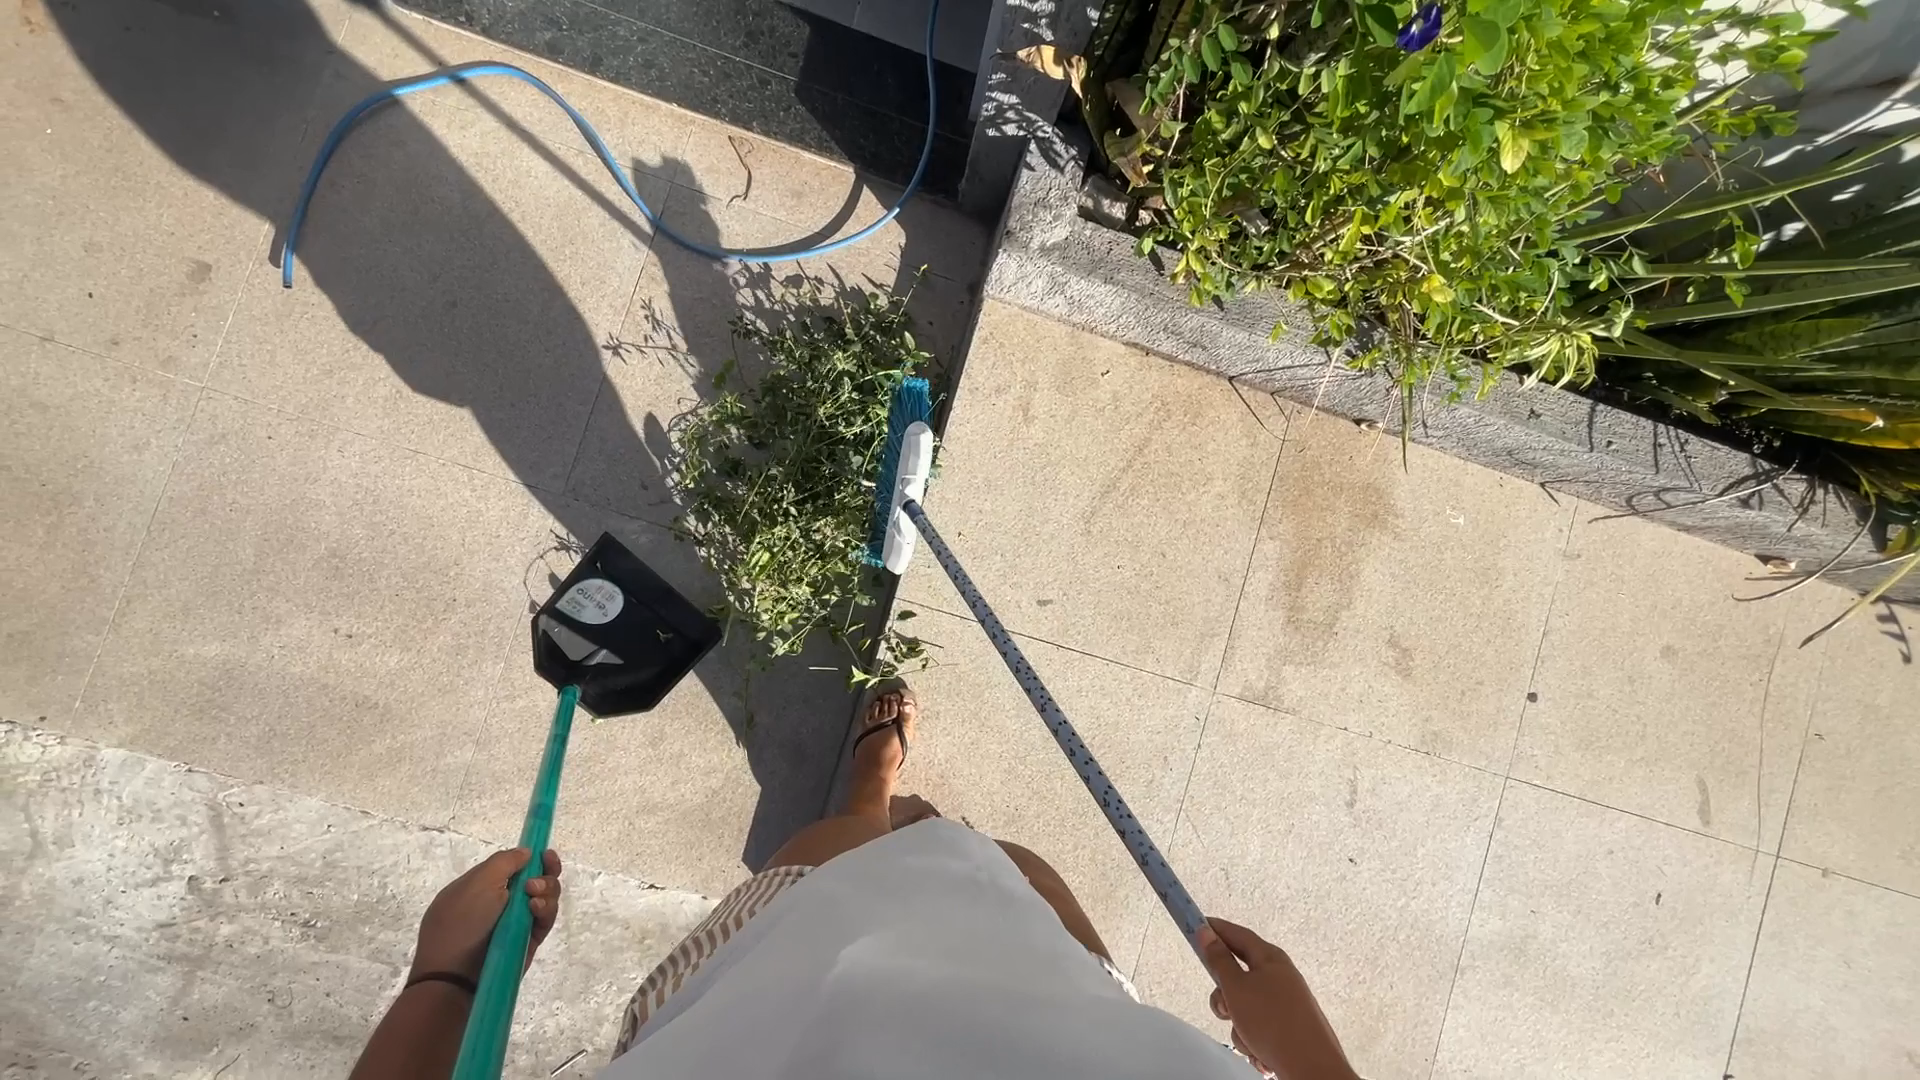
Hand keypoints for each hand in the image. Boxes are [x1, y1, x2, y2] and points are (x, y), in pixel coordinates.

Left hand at [409, 848, 562, 983]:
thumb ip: (504, 861)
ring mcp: (516, 921)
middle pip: (537, 877)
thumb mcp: (477, 883)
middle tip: (537, 880)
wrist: (455, 976)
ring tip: (534, 896)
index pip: (514, 866)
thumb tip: (526, 853)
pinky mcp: (529, 938)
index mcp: (482, 887)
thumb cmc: (461, 923)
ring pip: (546, 895)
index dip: (531, 858)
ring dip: (546, 889)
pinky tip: (536, 908)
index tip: (544, 853)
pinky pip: (546, 917)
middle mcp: (501, 902)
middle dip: (545, 873)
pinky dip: (545, 909)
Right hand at [1195, 917, 1356, 1079]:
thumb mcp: (1236, 988)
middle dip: (1225, 992)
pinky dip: (1253, 1036)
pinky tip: (1259, 1052)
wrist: (1313, 1071)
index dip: (1214, 929)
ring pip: (1246, 1002)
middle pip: (1239, 972)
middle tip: (1224, 1008)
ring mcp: (1286, 1002)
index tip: (1193, 929)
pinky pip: (1259, 1024)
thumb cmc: (1271, 1022)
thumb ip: (1218, 959)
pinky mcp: (1289, 1027)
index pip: (1236, 933)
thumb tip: (1206, 932)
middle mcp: (1279, 975)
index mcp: (1269, 957)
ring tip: (1247, 1039)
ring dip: (1239, 1021)